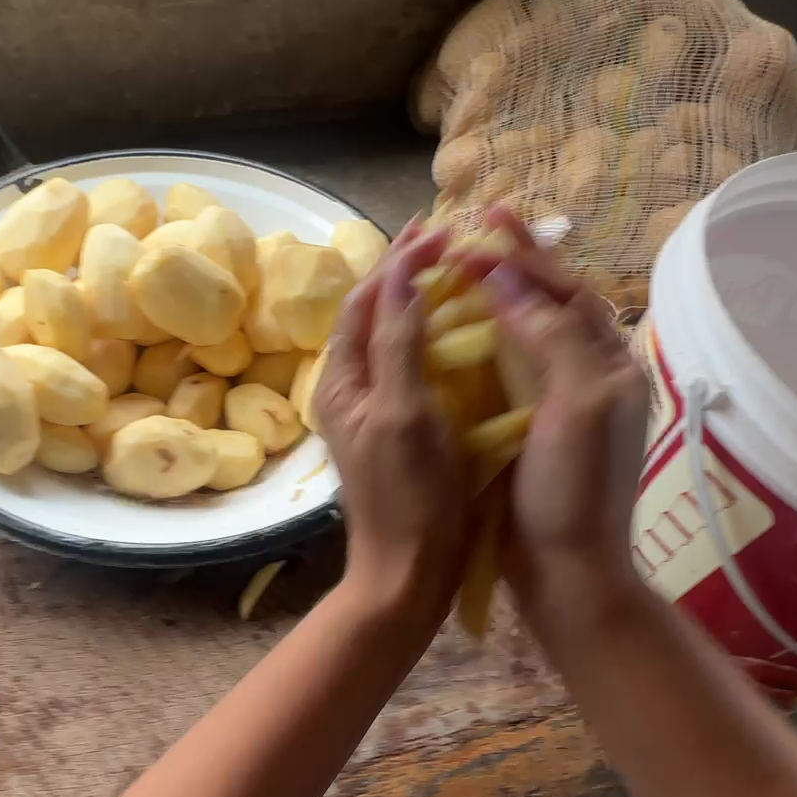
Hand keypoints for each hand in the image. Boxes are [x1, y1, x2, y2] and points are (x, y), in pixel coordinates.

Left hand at [313, 222, 467, 616]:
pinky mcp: (397, 428)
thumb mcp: (402, 413)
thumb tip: (400, 277)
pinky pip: (408, 366)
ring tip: (451, 267)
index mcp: (341, 382)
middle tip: (444, 233)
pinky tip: (456, 328)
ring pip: (390, 338)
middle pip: (371, 314)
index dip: (396, 261)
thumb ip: (395, 345)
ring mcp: (372, 410)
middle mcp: (349, 390)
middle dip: (403, 271)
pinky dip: (429, 336)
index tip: (438, 226)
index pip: (362, 302)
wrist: (408, 569)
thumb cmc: (409, 496)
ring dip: (416, 298)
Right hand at [476, 206, 651, 636]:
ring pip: (528, 332)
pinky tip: (457, 326)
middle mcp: (587, 374)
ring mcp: (556, 402)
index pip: (567, 292)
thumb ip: (547, 335)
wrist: (563, 570)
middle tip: (476, 223)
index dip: (526, 257)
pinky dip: (484, 338)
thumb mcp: (575, 405)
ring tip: (464, 262)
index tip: (480, 227)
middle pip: (551, 301)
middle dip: (517, 261)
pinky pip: (507, 368)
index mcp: (609, 364)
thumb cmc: (573, 491)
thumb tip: (506, 274)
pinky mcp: (526, 427)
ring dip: (500, 293)